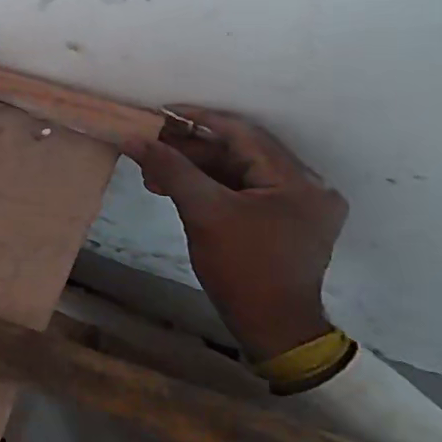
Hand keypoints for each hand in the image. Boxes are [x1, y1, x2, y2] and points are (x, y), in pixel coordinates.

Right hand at [124, 106, 347, 361]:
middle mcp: (307, 187)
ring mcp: (298, 206)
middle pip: (240, 152)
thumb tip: (134, 137)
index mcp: (298, 180)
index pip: (243, 134)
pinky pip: (242, 192)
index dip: (199, 120)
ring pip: (238, 172)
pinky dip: (209, 188)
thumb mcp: (203, 212)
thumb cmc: (242, 268)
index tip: (160, 114)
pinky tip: (176, 189)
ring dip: (195, 170)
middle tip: (149, 148)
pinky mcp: (284, 222)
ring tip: (154, 174)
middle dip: (191, 150)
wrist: (270, 326)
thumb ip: (171, 169)